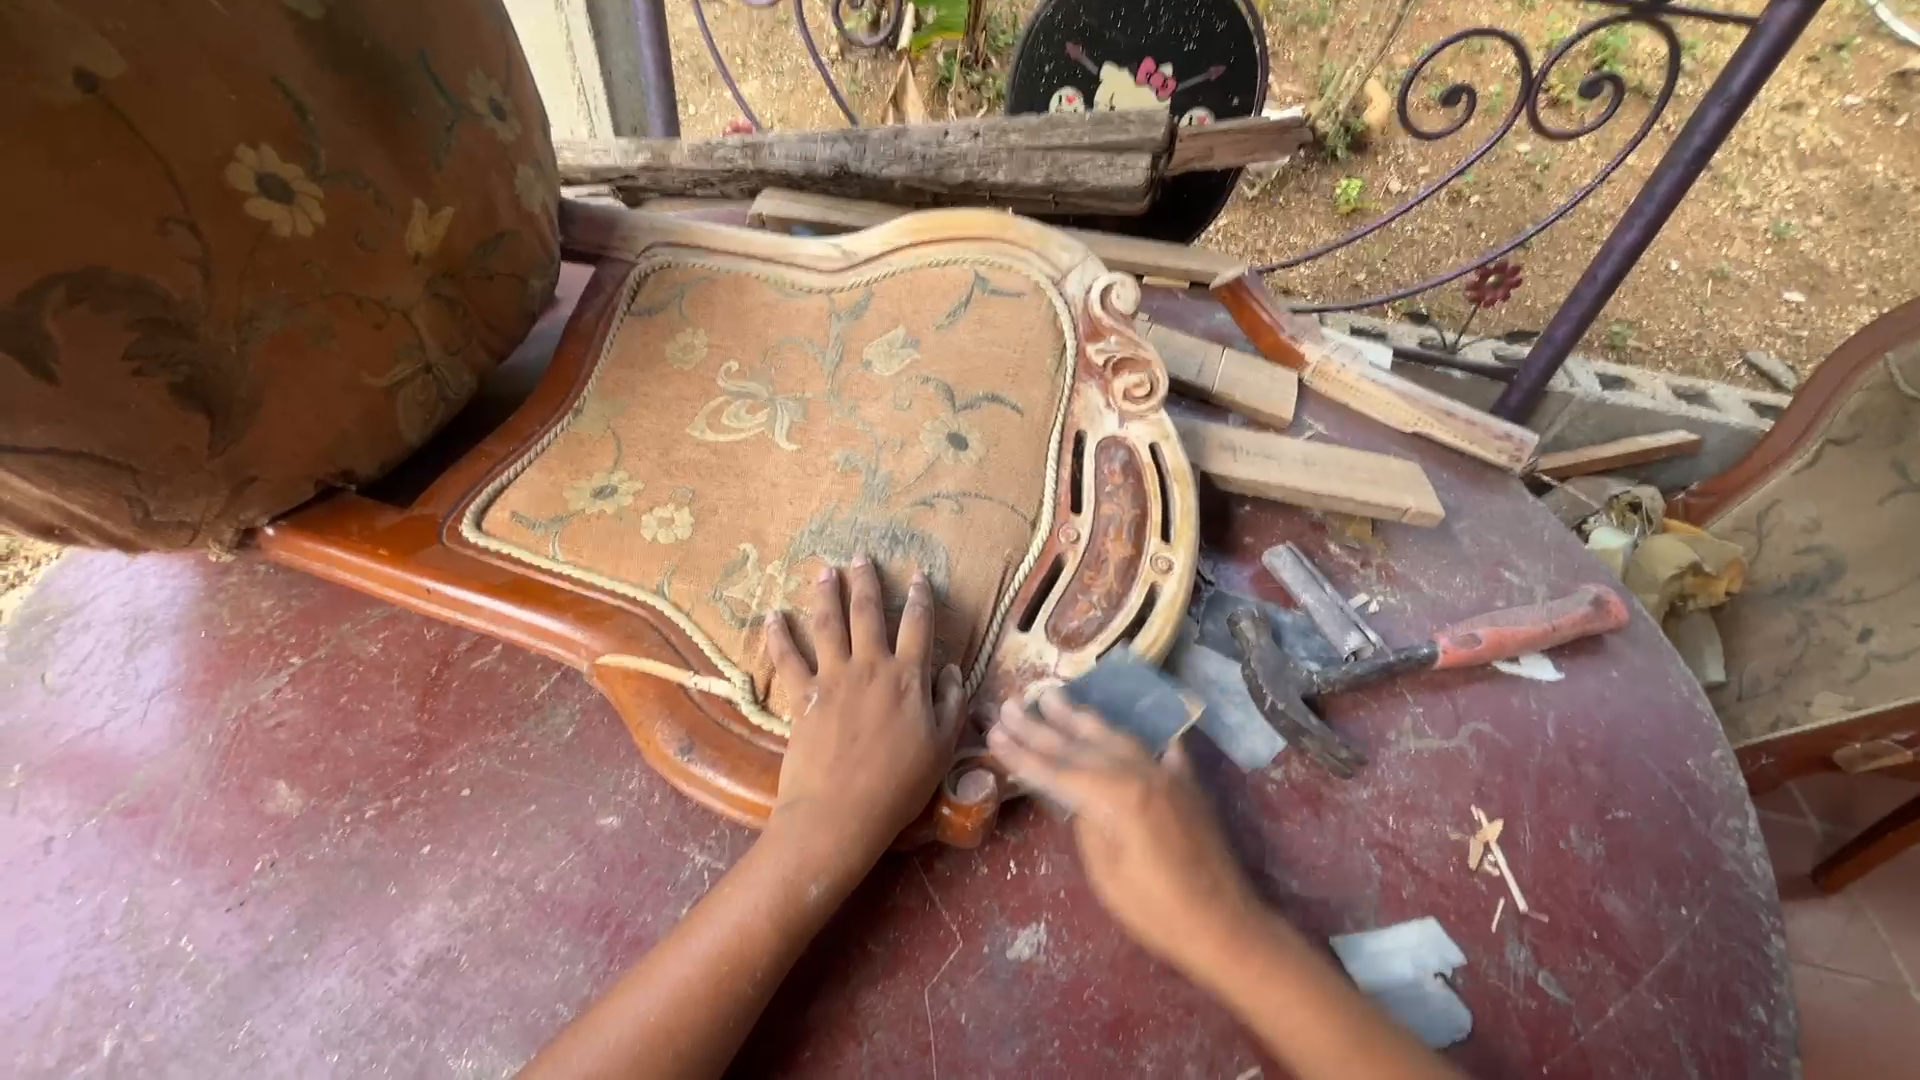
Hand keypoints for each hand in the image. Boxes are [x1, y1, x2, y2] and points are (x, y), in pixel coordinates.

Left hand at [764, 555, 966, 863]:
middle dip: (866, 580)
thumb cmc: (899, 785)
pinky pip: (787, 658)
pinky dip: (778, 635)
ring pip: (828, 624)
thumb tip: (952, 669)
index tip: (919, 575)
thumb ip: (951, 703)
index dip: (920, 597)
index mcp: (908, 677)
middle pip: (868, 612)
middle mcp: (870, 667)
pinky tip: (773, 615)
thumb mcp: (942, 747)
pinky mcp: (801, 696)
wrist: (841, 812)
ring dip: (826, 593)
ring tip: (824, 569)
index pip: (918, 625)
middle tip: (861, 555)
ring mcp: (832, 678)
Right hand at [988, 692, 1261, 974]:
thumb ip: (1086, 824)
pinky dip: (1142, 730)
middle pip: (1080, 745)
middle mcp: (1139, 773)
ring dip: (1082, 717)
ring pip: (1115, 735)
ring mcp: (1166, 773)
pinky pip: (1160, 744)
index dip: (1021, 752)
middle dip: (1041, 726)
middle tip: (1011, 704)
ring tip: (1054, 697)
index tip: (994, 732)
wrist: (1225, 925)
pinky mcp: (1187, 782)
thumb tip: (1078, 798)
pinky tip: (1130, 717)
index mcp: (1115, 797)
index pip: (1055, 769)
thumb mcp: (1105, 874)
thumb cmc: (1156, 911)